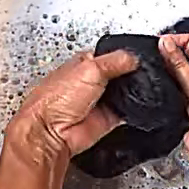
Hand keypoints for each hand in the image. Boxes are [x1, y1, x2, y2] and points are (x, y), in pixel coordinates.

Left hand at [5, 50, 139, 162]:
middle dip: (129, 76)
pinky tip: (134, 106)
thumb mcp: (90, 68)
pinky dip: (131, 110)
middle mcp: (89, 82)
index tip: (137, 58)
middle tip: (137, 76)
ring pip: (123, 93)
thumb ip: (114, 61)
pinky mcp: (105, 119)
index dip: (123, 57)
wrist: (51, 133)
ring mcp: (98, 101)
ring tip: (134, 92)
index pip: (109, 56)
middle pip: (119, 75)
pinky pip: (125, 112)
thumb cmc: (55, 99)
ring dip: (130, 93)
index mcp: (82, 64)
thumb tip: (133, 57)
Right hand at [158, 34, 188, 178]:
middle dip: (165, 57)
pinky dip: (160, 94)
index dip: (173, 40)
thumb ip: (179, 64)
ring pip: (171, 78)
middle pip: (178, 60)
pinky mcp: (182, 111)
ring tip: (152, 74)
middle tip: (151, 58)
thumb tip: (166, 44)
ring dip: (162, 76)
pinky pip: (167, 97)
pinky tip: (154, 93)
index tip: (157, 43)